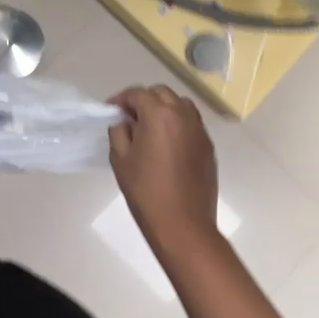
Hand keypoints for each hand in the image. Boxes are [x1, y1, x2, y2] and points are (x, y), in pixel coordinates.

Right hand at [108, 85, 219, 251]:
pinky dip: (177, 124)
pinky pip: (191, 123)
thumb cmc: (145, 190)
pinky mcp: (208, 146)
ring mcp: (199, 130)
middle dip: (143, 100)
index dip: (121, 99)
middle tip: (128, 118)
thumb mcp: (120, 158)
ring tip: (149, 128)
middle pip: (161, 93)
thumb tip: (124, 121)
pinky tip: (166, 144)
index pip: (138, 93)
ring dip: (163, 108)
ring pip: (180, 105)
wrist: (183, 223)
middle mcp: (183, 115)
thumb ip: (119, 131)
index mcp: (159, 115)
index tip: (110, 111)